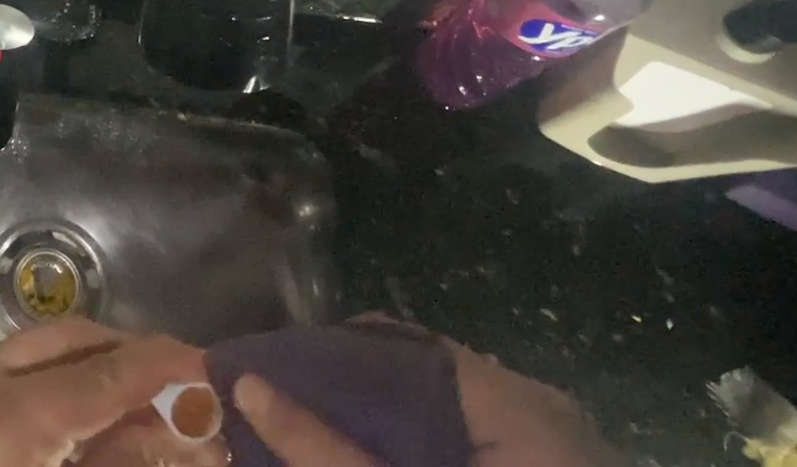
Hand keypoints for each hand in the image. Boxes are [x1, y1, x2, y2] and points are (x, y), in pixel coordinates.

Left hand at [0, 318, 226, 466]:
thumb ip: (131, 458)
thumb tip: (192, 428)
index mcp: (5, 419)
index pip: (100, 375)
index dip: (161, 366)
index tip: (210, 363)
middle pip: (73, 341)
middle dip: (133, 356)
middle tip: (186, 378)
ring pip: (49, 346)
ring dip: (104, 364)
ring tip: (155, 392)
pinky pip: (26, 366)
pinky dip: (70, 377)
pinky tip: (108, 404)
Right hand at [231, 320, 630, 466]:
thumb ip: (328, 454)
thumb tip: (247, 385)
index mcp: (516, 404)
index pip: (394, 342)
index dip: (324, 353)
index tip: (269, 372)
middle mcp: (536, 411)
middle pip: (411, 374)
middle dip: (343, 392)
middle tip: (280, 406)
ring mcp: (548, 448)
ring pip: (432, 412)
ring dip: (372, 424)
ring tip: (312, 434)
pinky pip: (460, 444)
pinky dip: (410, 451)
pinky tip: (370, 461)